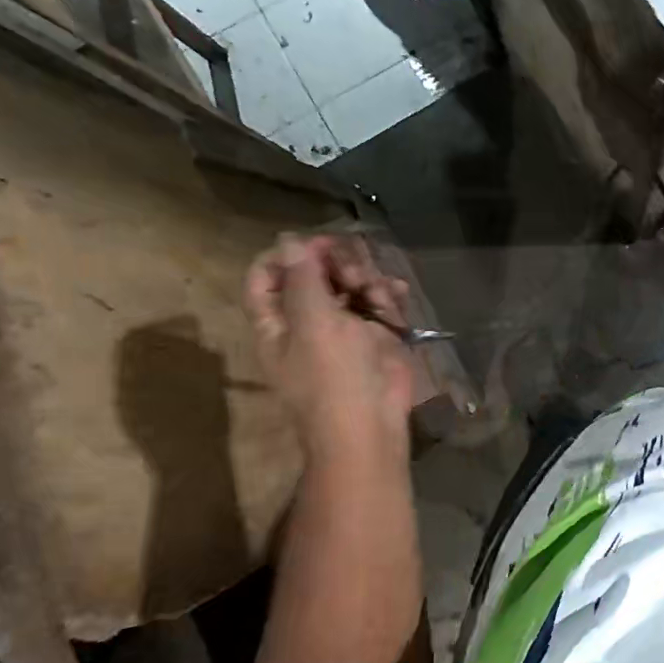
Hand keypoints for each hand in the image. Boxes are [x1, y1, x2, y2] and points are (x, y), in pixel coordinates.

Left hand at [245, 233, 413, 457]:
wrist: (372, 423)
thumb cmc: (334, 376)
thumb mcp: (313, 322)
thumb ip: (302, 278)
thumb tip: (288, 239)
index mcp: (277, 323)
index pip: (266, 277)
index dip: (286, 255)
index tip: (316, 245)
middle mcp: (306, 320)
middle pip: (313, 273)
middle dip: (336, 265)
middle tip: (354, 274)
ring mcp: (342, 327)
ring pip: (348, 282)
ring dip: (366, 278)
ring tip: (379, 294)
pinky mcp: (373, 334)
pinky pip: (377, 301)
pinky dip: (387, 294)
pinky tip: (398, 293)